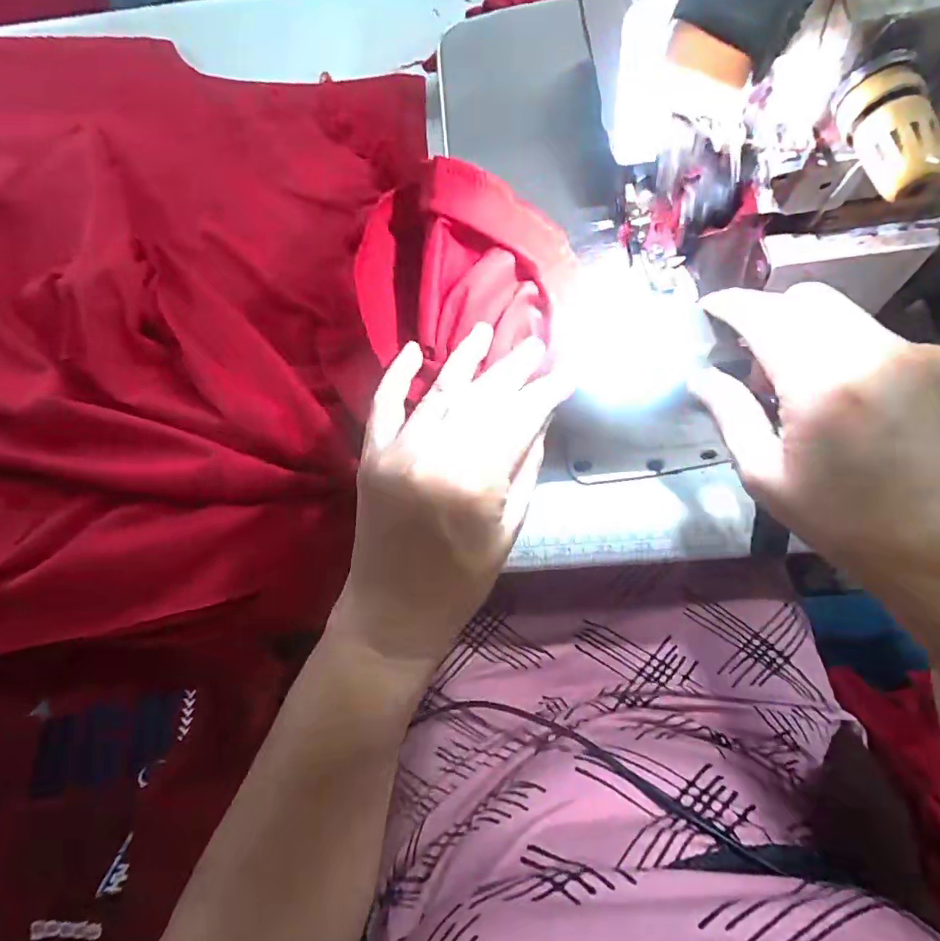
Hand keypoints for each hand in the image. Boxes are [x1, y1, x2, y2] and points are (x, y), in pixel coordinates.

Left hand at [331, 323, 573, 667]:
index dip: (546, 392)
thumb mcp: (510, 529)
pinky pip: (383, 405)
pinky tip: (414, 349)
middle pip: (482, 398)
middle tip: (535, 344)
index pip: (519, 418)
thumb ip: (525, 468)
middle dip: (512, 369)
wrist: (393, 610)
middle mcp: (435, 455)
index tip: (567, 372)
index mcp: (476, 481)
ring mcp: (397, 451)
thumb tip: (540, 418)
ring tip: (485, 330)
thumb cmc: (462, 581)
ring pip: (439, 392)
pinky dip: (396, 375)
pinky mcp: (371, 455)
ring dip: (464, 359)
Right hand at [688, 283, 939, 600]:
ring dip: (823, 344)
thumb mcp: (770, 481)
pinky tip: (879, 417)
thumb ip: (731, 416)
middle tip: (763, 368)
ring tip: (824, 402)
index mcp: (826, 381)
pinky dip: (870, 366)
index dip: (730, 304)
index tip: (711, 311)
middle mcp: (882, 351)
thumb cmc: (855, 529)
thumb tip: (703, 376)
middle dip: (775, 318)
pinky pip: (899, 348)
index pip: (764, 313)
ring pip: (856, 323)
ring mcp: (933, 356)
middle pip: (810, 299)